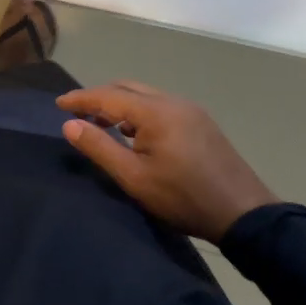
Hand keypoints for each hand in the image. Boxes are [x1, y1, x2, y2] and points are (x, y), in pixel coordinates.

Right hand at [56, 81, 278, 243]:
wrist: (246, 216)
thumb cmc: (184, 198)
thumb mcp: (134, 178)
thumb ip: (99, 147)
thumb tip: (69, 124)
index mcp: (155, 112)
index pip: (108, 95)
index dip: (81, 99)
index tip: (59, 104)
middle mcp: (173, 102)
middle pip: (127, 88)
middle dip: (99, 97)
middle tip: (79, 114)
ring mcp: (191, 111)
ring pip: (145, 96)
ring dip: (120, 104)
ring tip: (104, 124)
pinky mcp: (202, 123)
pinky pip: (161, 105)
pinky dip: (140, 111)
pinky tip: (136, 133)